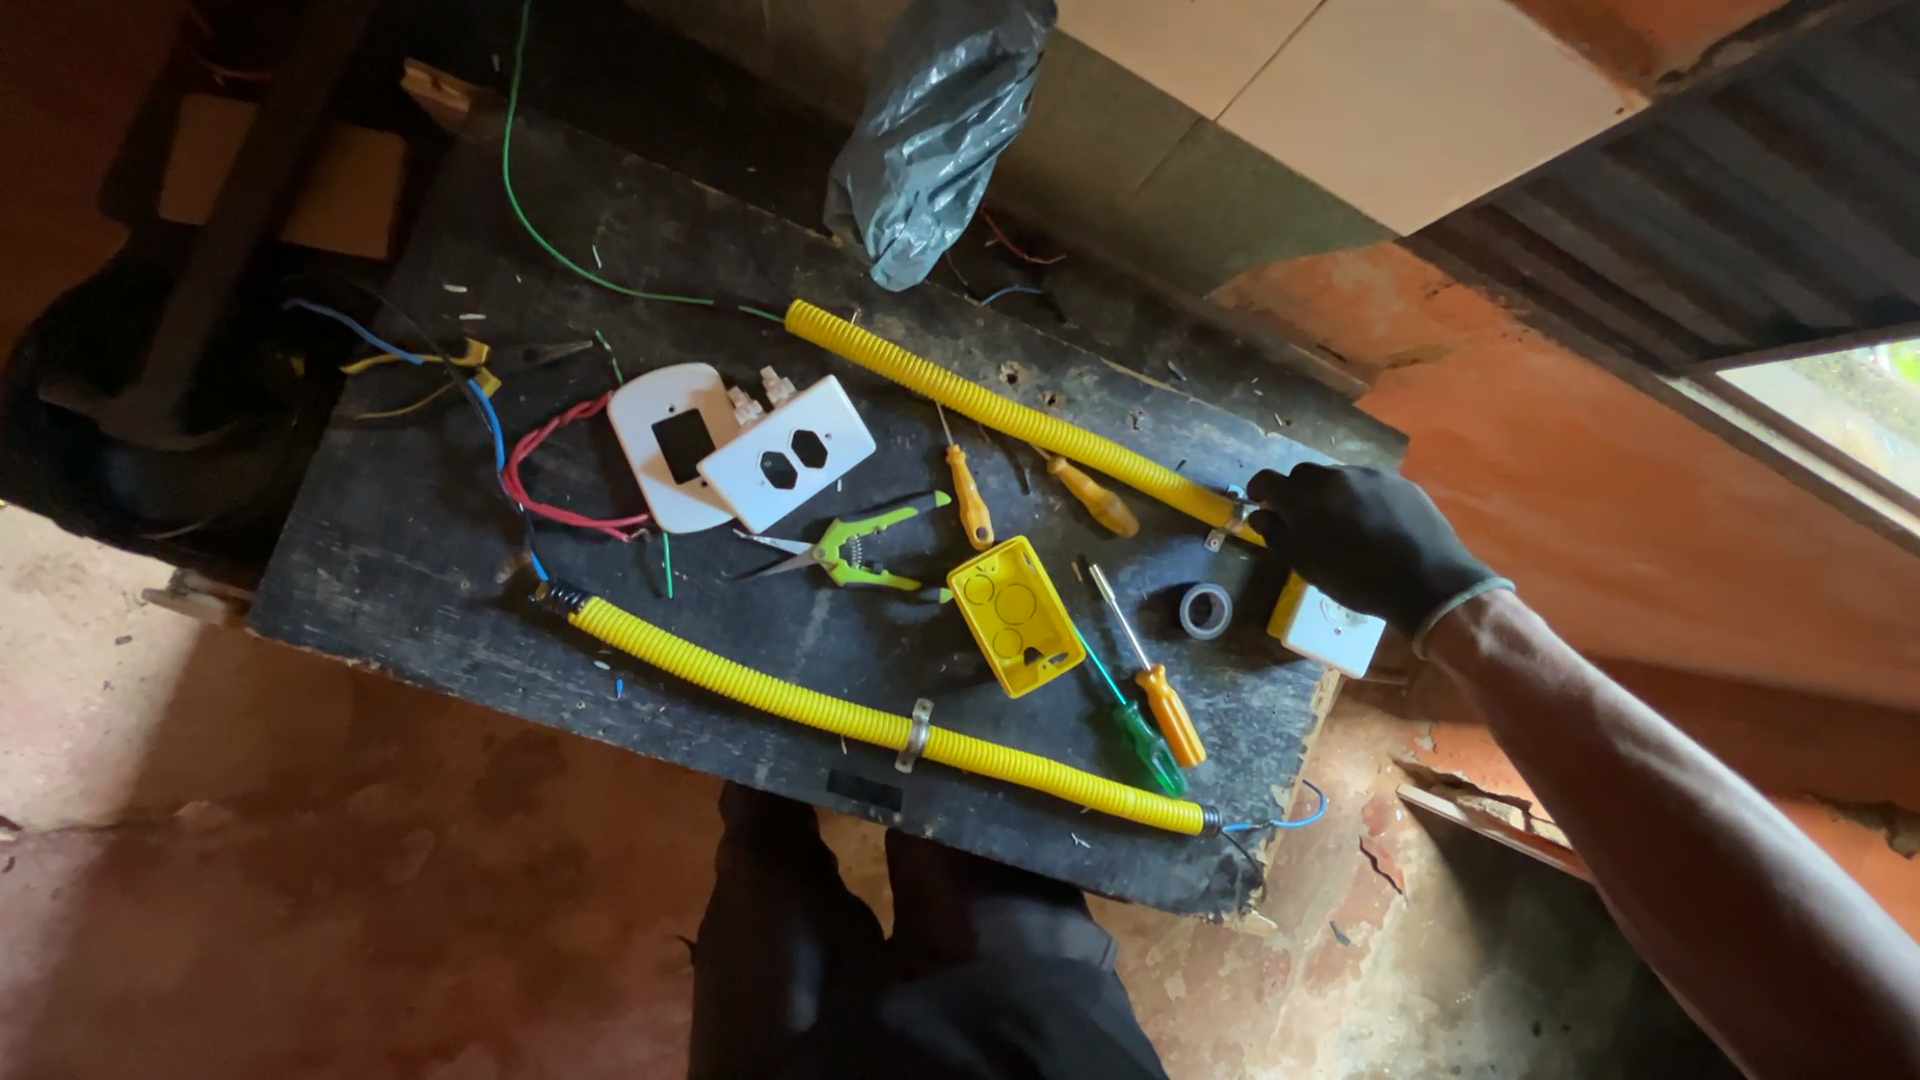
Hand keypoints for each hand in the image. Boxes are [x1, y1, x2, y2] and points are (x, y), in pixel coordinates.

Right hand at [1248, 464, 1507, 644]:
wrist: (1426, 579)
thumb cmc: (1354, 578)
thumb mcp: (1304, 564)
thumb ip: (1276, 535)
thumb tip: (1260, 515)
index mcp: (1302, 497)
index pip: (1267, 480)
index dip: (1259, 490)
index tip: (1261, 503)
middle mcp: (1331, 476)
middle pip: (1302, 475)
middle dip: (1296, 492)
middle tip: (1303, 517)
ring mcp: (1367, 474)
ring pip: (1335, 477)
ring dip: (1329, 493)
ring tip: (1341, 520)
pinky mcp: (1397, 480)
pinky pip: (1366, 482)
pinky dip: (1358, 495)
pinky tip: (1371, 520)